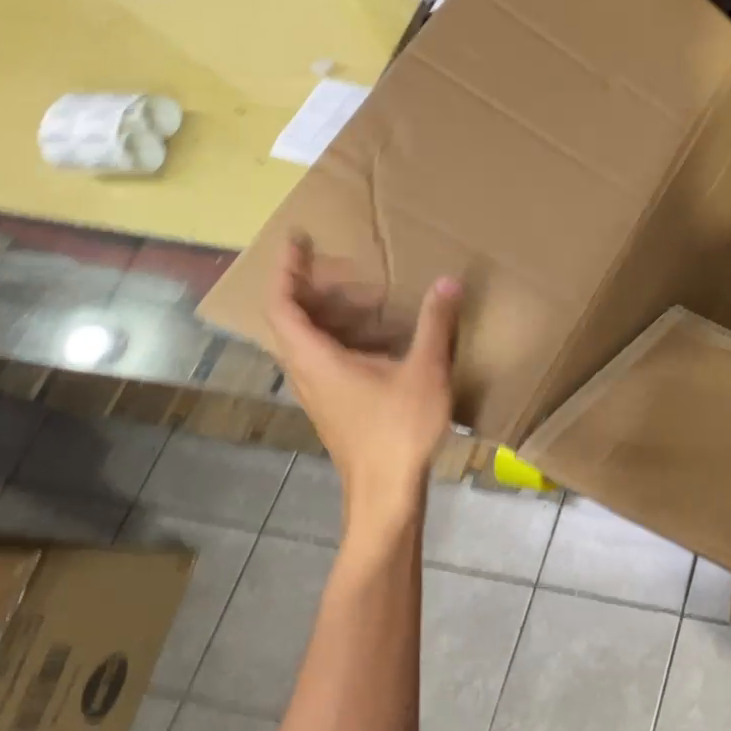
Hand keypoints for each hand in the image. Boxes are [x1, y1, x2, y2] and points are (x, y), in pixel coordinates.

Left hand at [266, 239, 462, 513]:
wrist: (385, 489)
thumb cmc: (398, 429)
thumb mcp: (424, 371)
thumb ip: (436, 324)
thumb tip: (448, 281)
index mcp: (315, 358)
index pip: (283, 304)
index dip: (286, 268)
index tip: (299, 240)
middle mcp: (305, 371)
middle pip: (291, 320)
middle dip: (314, 287)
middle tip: (347, 268)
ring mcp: (317, 391)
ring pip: (308, 341)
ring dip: (331, 313)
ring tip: (370, 299)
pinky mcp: (334, 404)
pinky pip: (325, 357)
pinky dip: (344, 336)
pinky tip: (383, 341)